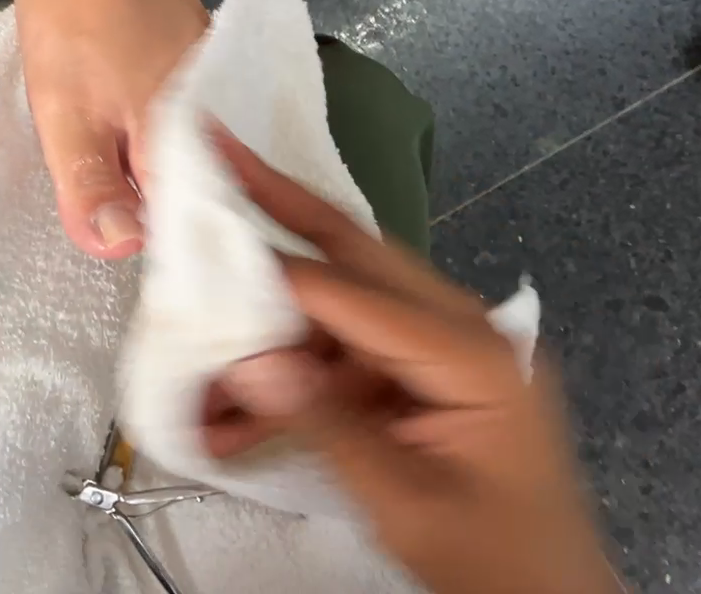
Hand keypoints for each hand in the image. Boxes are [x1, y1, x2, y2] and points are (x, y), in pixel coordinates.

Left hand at [9, 0, 207, 259]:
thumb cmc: (70, 3)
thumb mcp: (64, 102)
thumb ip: (91, 178)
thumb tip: (117, 252)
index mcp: (190, 131)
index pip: (197, 222)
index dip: (167, 255)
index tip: (139, 281)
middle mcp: (213, 112)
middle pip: (190, 188)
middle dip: (149, 220)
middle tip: (105, 241)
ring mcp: (201, 81)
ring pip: (174, 153)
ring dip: (139, 178)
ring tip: (102, 207)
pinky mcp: (182, 58)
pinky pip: (165, 118)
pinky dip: (137, 139)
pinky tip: (109, 149)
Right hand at [206, 133, 622, 593]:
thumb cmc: (498, 562)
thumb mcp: (406, 503)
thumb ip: (325, 424)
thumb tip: (249, 362)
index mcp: (471, 354)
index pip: (351, 294)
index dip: (271, 272)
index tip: (202, 248)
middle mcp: (454, 326)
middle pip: (351, 247)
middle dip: (278, 199)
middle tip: (222, 149)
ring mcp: (430, 343)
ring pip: (331, 290)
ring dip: (266, 293)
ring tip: (205, 262)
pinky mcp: (408, 367)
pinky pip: (334, 343)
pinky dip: (283, 357)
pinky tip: (234, 395)